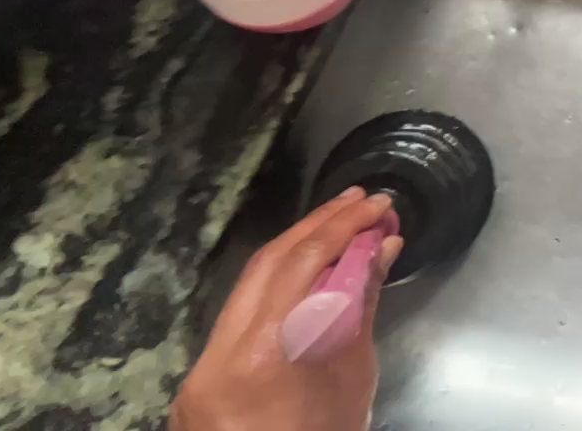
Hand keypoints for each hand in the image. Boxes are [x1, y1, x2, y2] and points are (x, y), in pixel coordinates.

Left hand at [172, 187, 404, 430]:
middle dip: (318, 224)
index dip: (344, 224)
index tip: (380, 205)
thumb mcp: (354, 372)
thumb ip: (359, 303)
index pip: (301, 263)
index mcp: (261, 354)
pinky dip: (281, 282)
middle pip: (267, 264)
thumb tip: (380, 245)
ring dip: (299, 247)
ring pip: (250, 285)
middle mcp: (217, 355)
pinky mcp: (201, 380)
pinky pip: (244, 313)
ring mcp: (201, 369)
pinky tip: (312, 270)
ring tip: (342, 222)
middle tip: (361, 200)